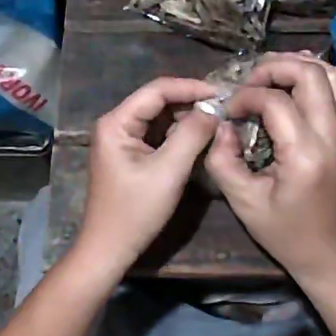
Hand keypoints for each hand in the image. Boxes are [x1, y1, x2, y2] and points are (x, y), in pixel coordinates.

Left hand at [77, 76, 220, 272]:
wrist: (109, 248)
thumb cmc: (135, 210)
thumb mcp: (168, 171)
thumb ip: (192, 135)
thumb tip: (214, 109)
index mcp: (116, 122)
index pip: (157, 90)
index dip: (191, 87)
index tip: (224, 93)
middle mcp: (115, 124)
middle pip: (158, 102)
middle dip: (191, 103)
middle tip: (226, 109)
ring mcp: (121, 140)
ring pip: (159, 119)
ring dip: (187, 120)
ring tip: (218, 123)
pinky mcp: (130, 155)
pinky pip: (157, 136)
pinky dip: (179, 135)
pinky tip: (201, 139)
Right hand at [206, 53, 335, 287]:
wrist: (333, 254)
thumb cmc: (286, 234)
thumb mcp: (243, 203)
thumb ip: (223, 160)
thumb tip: (220, 125)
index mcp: (305, 153)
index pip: (274, 100)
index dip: (244, 97)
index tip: (227, 112)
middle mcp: (331, 134)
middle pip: (310, 73)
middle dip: (273, 67)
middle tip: (247, 82)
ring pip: (331, 74)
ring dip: (297, 65)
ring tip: (267, 75)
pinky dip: (312, 77)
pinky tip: (287, 84)